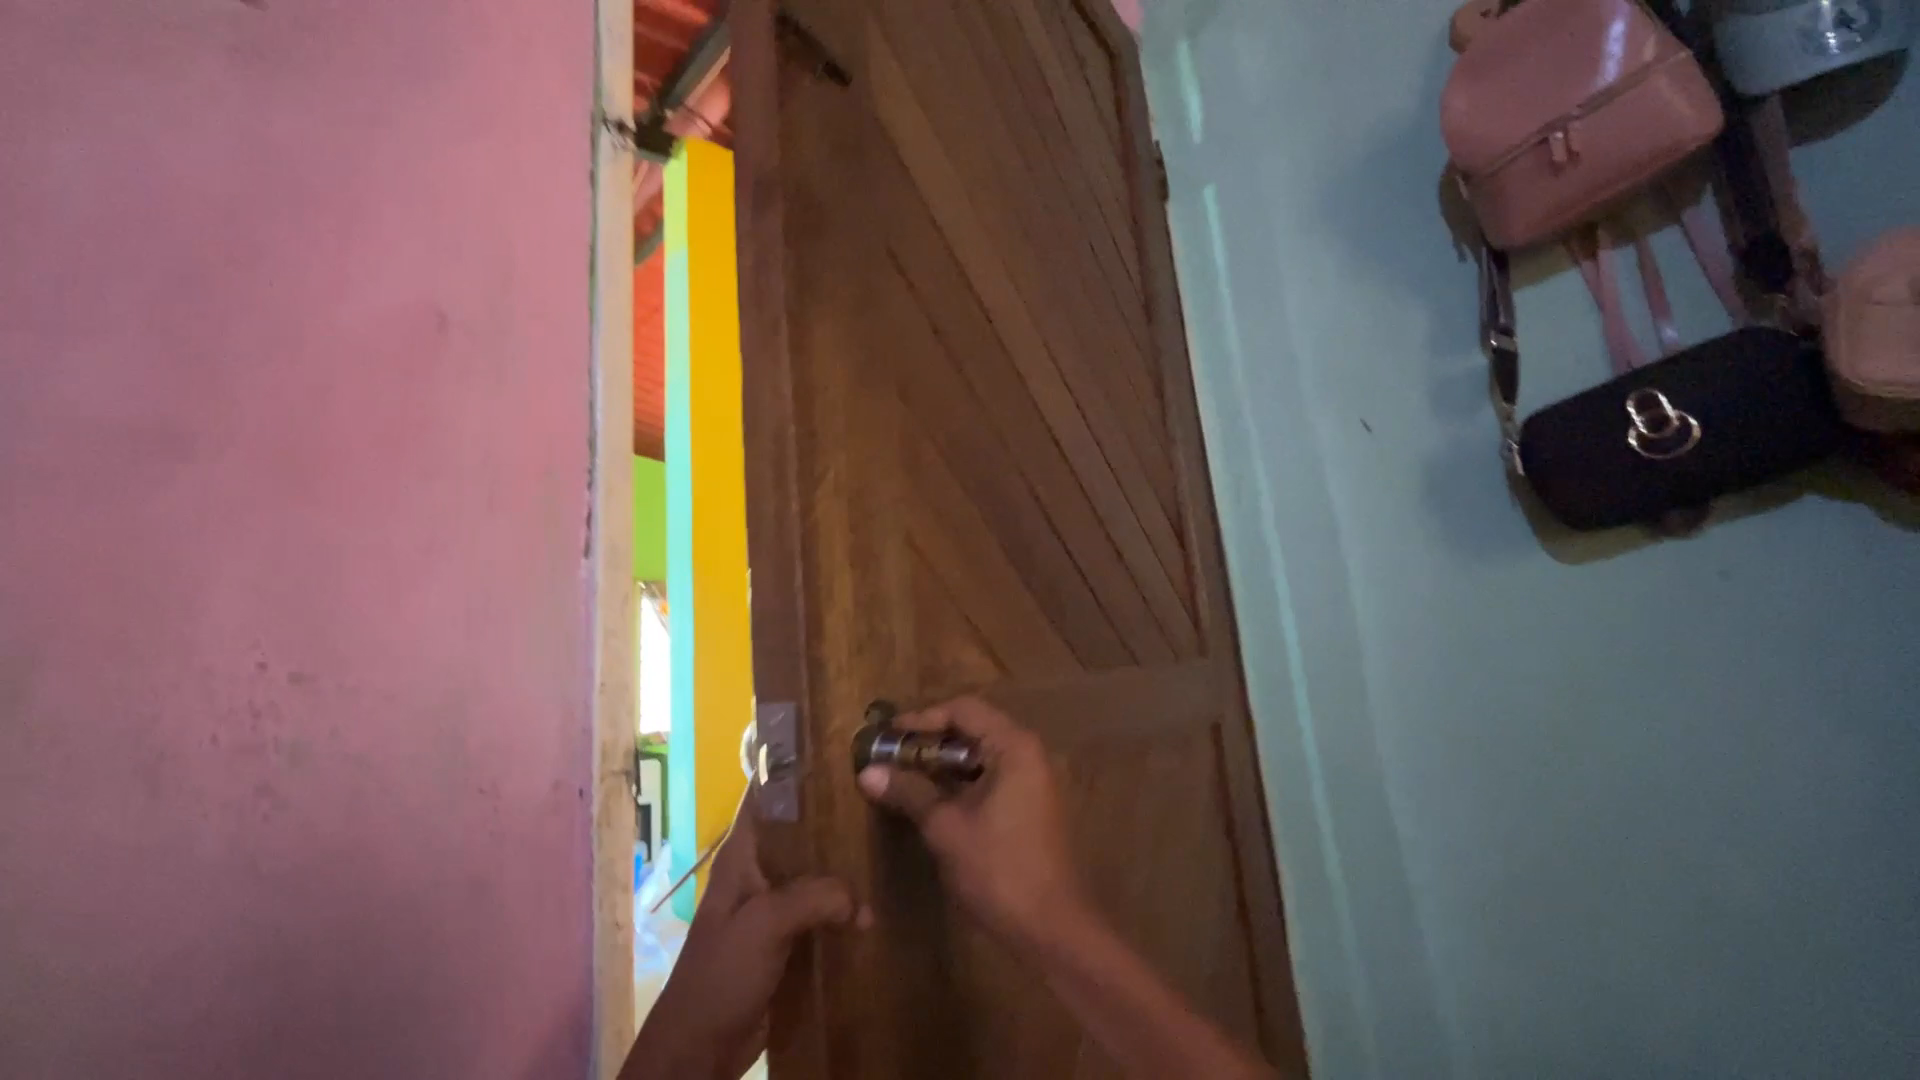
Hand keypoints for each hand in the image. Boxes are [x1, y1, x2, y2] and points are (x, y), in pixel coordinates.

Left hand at [622, 792, 867, 1079]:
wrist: (702, 1046)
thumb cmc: (721, 973)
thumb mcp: (764, 923)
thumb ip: (813, 896)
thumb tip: (862, 899)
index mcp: (743, 854)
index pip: (767, 795)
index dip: (798, 771)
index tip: (841, 755)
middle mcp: (760, 871)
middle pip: (802, 832)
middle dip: (837, 820)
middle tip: (883, 801)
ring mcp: (775, 906)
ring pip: (817, 872)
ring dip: (847, 868)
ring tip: (889, 849)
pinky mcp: (789, 938)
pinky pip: (823, 911)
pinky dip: (847, 908)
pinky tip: (878, 904)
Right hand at [855, 697, 1089, 955]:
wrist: (1051, 927)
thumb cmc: (998, 869)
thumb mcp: (946, 827)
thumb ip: (909, 792)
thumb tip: (867, 771)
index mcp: (1014, 747)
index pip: (963, 710)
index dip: (922, 719)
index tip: (887, 734)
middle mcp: (1028, 755)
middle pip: (973, 730)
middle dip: (929, 742)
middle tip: (889, 755)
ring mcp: (1032, 782)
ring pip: (980, 758)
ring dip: (942, 765)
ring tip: (902, 777)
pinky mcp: (1029, 807)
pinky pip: (989, 779)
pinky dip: (959, 784)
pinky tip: (930, 801)